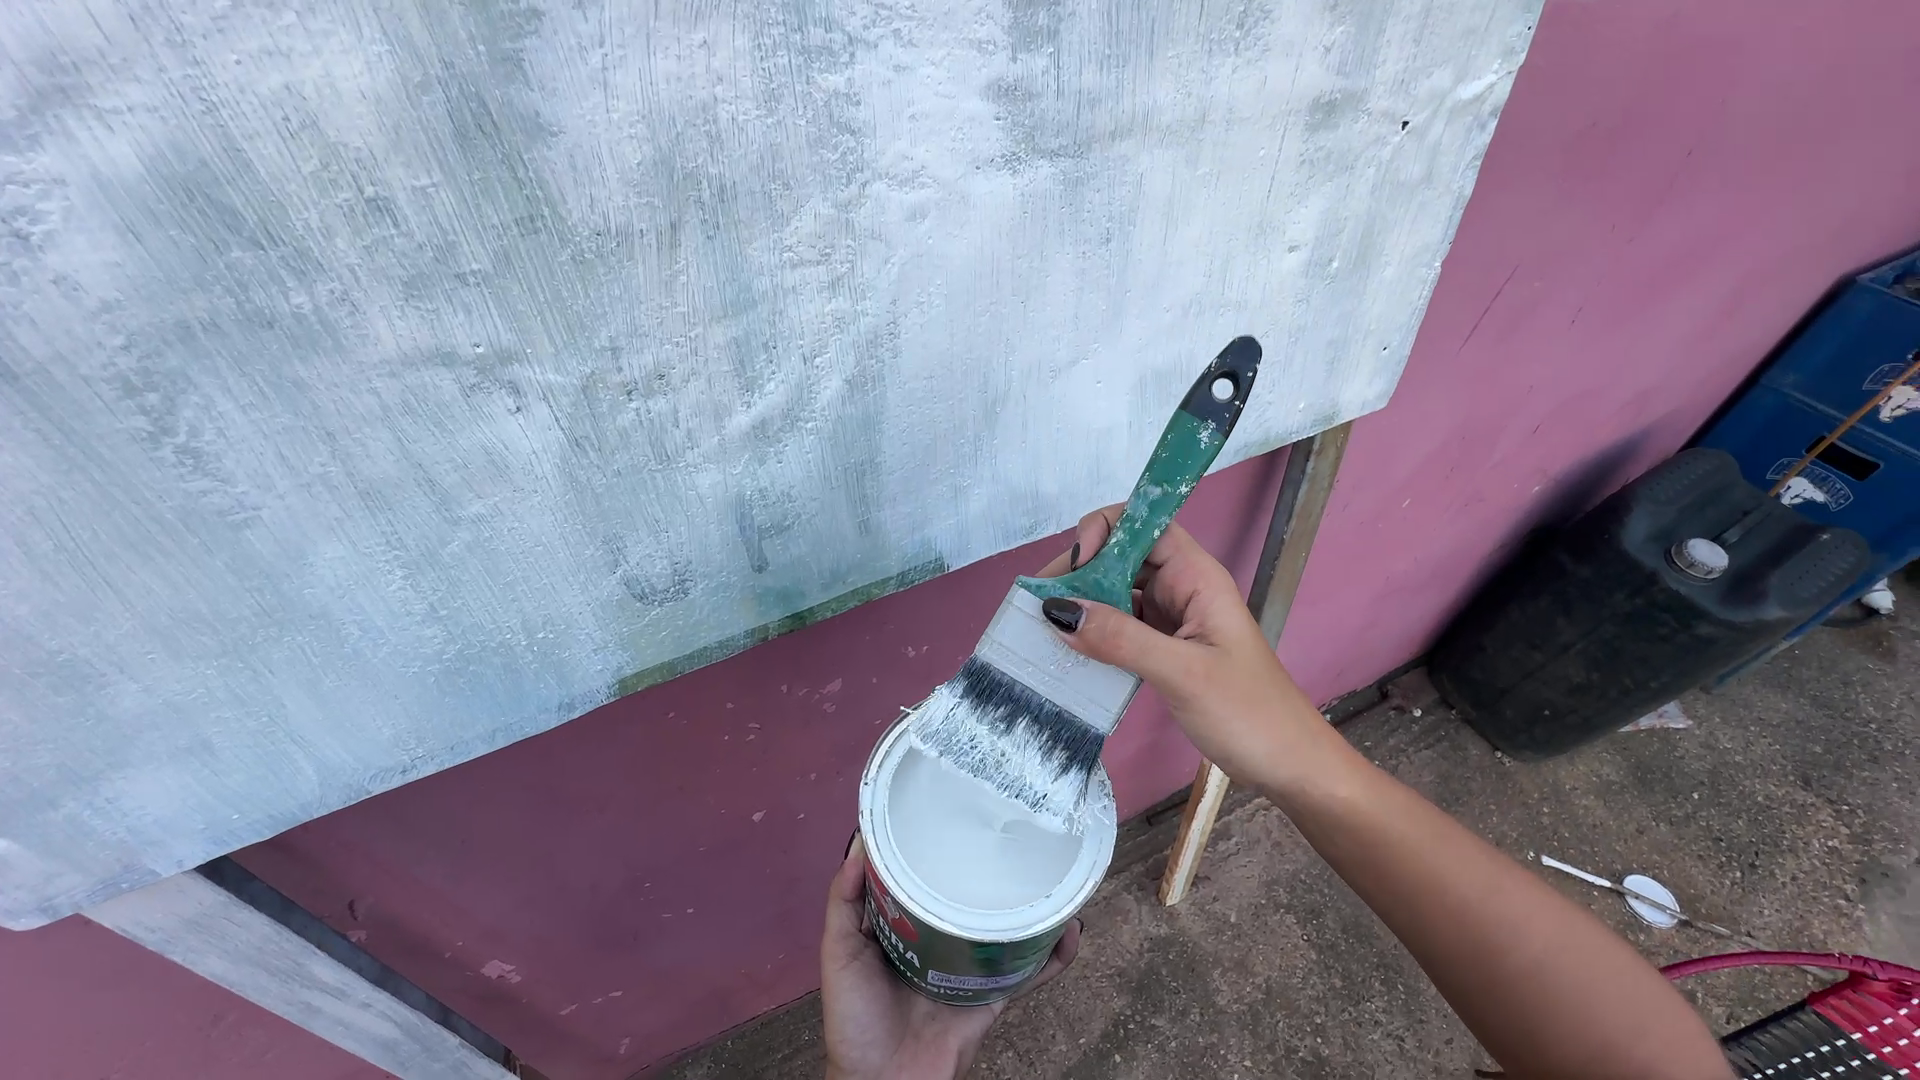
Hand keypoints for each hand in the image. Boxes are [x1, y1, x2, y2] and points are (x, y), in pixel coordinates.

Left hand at [821, 838, 1080, 1079]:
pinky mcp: (993, 995)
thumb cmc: (856, 1017)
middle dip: (993, 869)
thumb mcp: (839, 952)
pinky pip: (1028, 972)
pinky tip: (1070, 930)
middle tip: (1014, 833)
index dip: (939, 845)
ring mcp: (970, 966)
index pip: (925, 875)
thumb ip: (843, 901)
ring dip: (1032, 904)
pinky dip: (1053, 954)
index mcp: (905, 924)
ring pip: (1006, 927)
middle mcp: (941, 938)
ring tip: (1053, 873)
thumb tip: (859, 839)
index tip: (956, 807)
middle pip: (971, 896)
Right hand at [1030, 508, 1334, 791]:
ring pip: (1116, 592)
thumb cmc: (1249, 713)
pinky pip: (1119, 627)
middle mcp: (1181, 588)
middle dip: (1080, 570)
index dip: (1106, 531)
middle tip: (1042, 606)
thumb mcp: (1182, 673)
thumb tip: (1057, 610)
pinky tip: (1068, 650)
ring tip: (1043, 629)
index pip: (1145, 524)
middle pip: (1122, 556)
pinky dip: (1093, 633)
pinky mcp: (1162, 649)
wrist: (1288, 766)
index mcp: (1196, 576)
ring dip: (1081, 603)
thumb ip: (1121, 638)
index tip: (1076, 570)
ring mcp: (1171, 619)